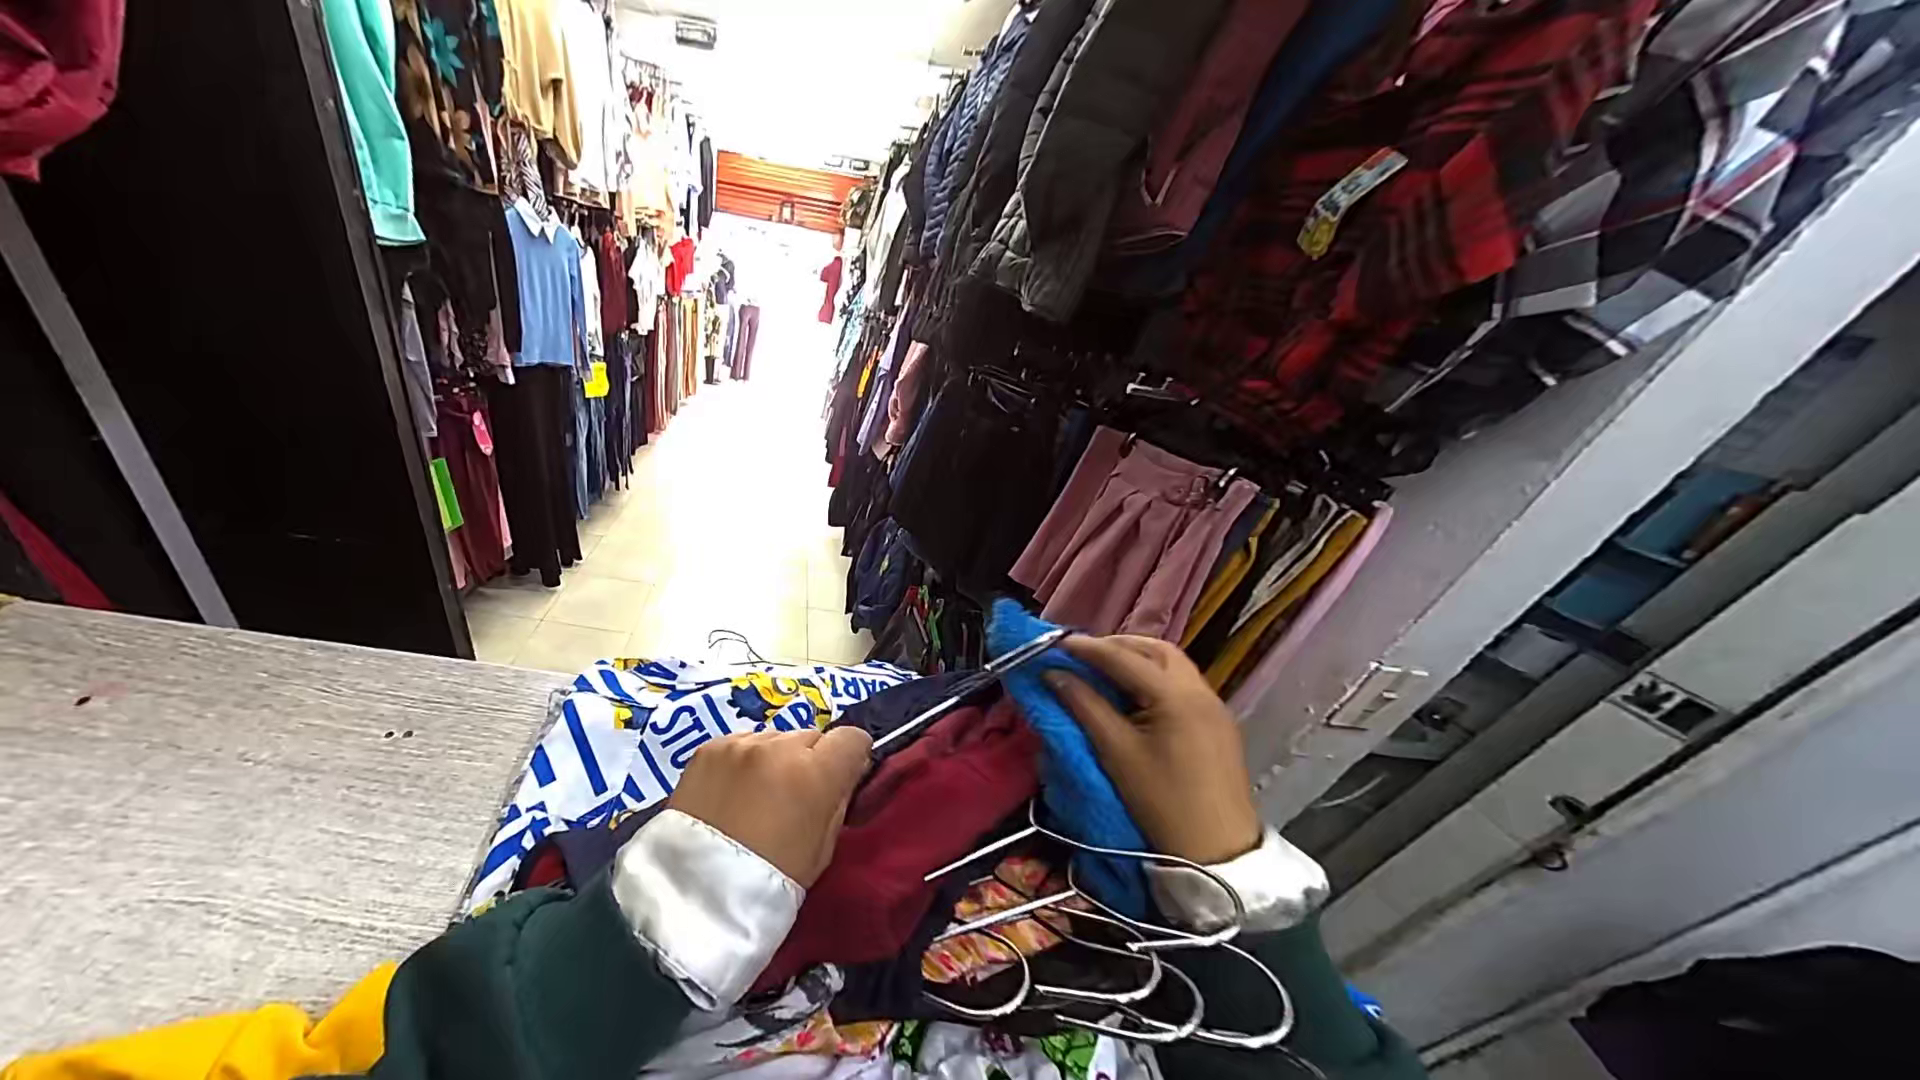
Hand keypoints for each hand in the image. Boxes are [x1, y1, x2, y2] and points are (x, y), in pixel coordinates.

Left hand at [666, 727, 871, 886]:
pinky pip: (743, 744)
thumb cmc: (771, 880)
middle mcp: (779, 747)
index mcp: (815, 772)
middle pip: (812, 737)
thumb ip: (839, 797)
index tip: (842, 777)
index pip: (852, 737)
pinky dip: (744, 762)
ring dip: (775, 760)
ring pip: (776, 739)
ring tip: (757, 797)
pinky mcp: (709, 748)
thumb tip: (846, 772)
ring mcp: (740, 744)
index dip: (851, 757)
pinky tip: (732, 793)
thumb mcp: (824, 845)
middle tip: (794, 795)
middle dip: (810, 760)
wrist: (690, 900)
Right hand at [1045, 635, 1261, 865]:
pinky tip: (1134, 695)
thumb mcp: (1116, 753)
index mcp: (1176, 696)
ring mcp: (1214, 705)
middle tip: (1083, 656)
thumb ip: (1084, 705)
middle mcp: (1200, 690)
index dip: (1087, 648)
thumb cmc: (1161, 803)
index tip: (1054, 642)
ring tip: (1104, 672)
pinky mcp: (1218, 722)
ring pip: (1172, 664)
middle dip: (1117, 646)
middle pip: (1155, 650)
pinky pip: (1182, 683)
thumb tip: (1054, 674)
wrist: (1219, 853)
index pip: (1125, 657)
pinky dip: (1154, 677)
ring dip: (1137, 659)